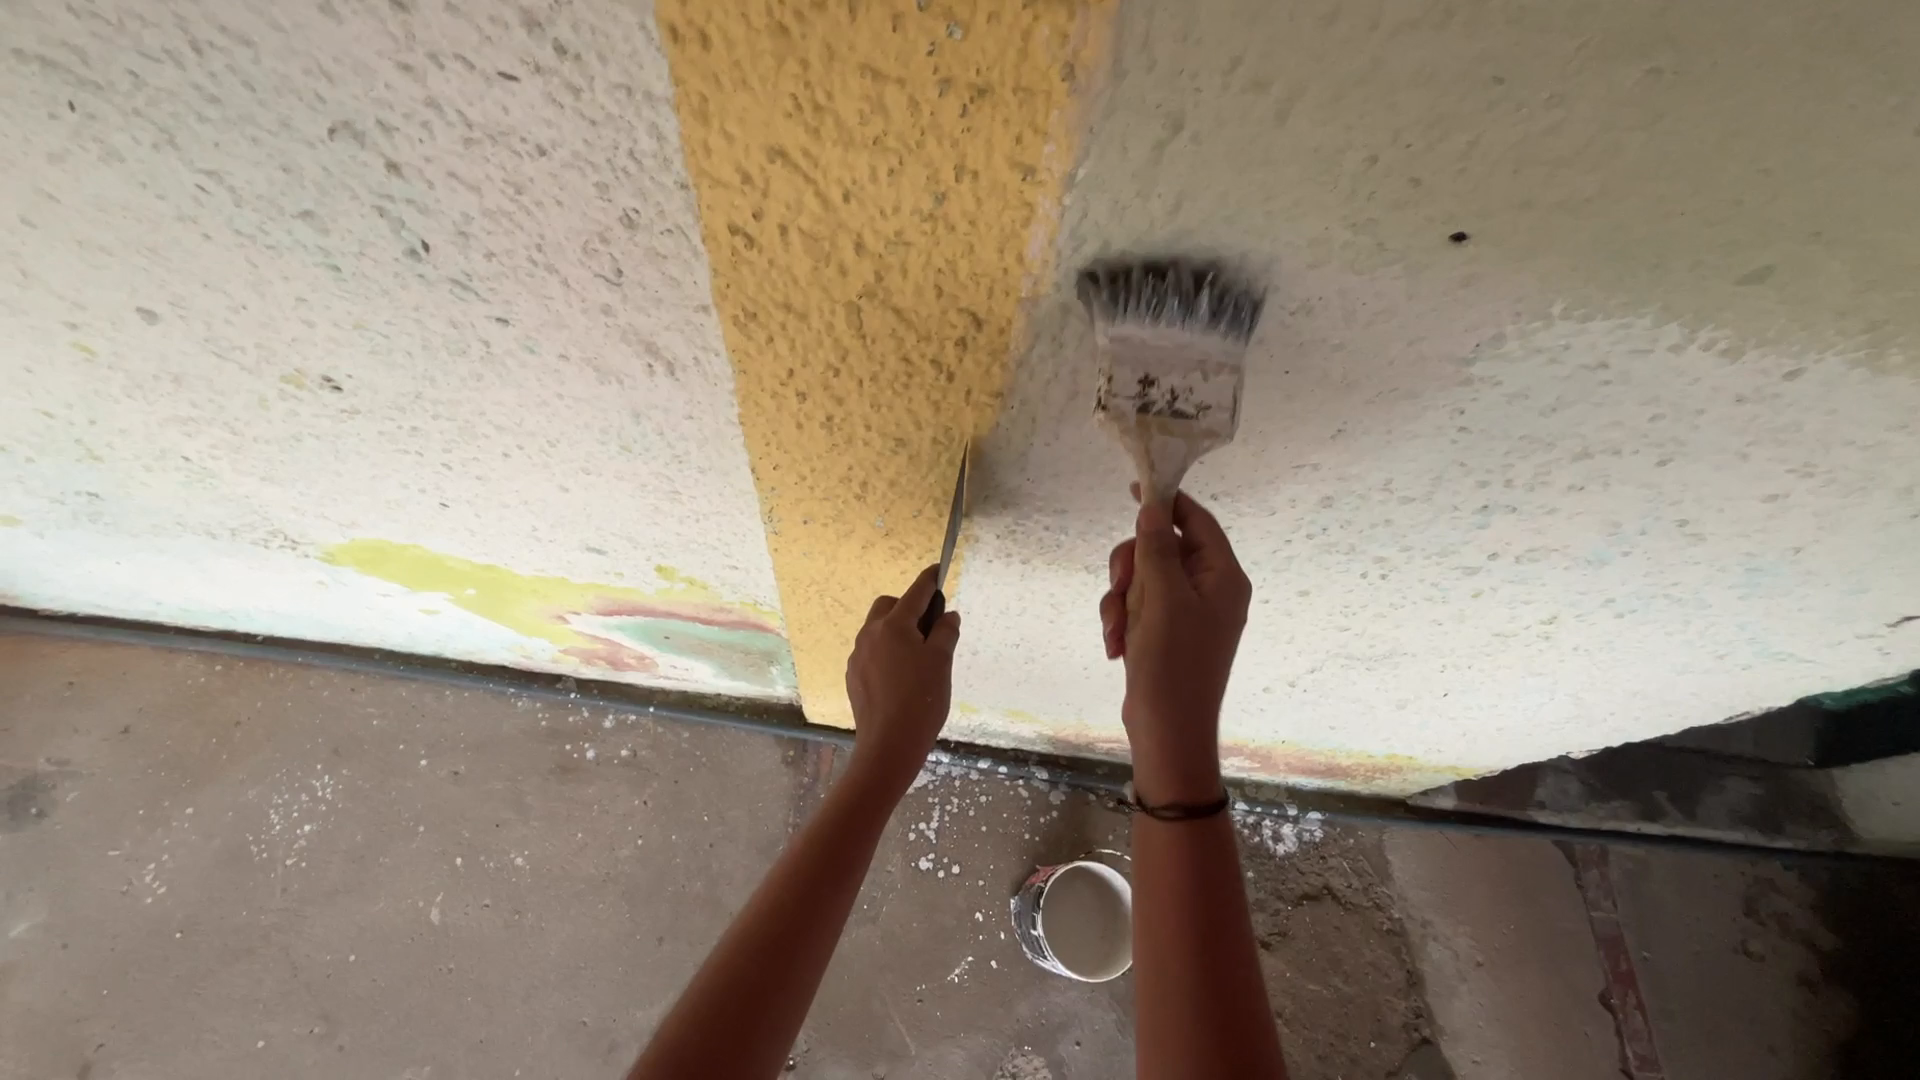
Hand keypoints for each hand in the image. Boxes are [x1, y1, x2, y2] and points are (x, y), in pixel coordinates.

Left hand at [844, 564, 961, 797]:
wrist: (889, 744)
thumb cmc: (922, 700)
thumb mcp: (942, 662)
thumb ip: (946, 632)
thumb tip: (948, 616)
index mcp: (894, 625)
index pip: (915, 592)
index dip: (930, 579)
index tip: (938, 570)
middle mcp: (870, 634)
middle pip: (888, 605)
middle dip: (908, 607)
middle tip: (930, 628)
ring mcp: (858, 655)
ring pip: (877, 629)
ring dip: (896, 630)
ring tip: (919, 655)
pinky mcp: (854, 675)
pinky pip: (871, 651)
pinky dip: (887, 651)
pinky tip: (902, 676)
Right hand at [1099, 490, 1250, 803]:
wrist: (1167, 731)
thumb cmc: (1173, 663)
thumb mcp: (1162, 598)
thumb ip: (1156, 547)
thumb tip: (1153, 506)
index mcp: (1223, 576)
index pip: (1196, 521)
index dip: (1166, 503)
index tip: (1131, 488)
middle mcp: (1209, 589)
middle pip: (1162, 548)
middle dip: (1133, 566)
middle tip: (1120, 587)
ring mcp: (1186, 612)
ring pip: (1142, 577)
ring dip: (1121, 599)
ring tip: (1116, 630)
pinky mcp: (1165, 632)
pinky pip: (1137, 606)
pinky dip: (1122, 619)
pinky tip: (1116, 646)